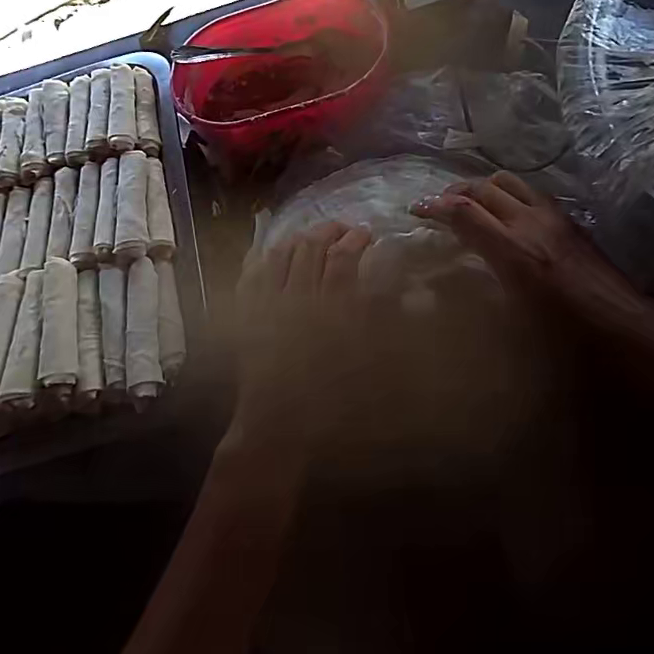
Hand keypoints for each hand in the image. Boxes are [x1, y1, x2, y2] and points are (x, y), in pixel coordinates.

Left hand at [228, 222, 371, 452]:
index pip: (345, 257)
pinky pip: (251, 269)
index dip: (357, 239)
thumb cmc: (331, 401)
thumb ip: (385, 321)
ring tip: (313, 238)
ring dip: (300, 237)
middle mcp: (298, 296)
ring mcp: (267, 300)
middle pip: (311, 245)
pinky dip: (264, 254)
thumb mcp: (372, 364)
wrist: (278, 424)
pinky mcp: (246, 310)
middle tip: (344, 230)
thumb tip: (407, 290)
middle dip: (330, 230)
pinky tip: (274, 252)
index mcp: (332, 309)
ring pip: (281, 250)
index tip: (368, 235)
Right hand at [412, 171, 650, 331]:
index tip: (415, 209)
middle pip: (482, 188)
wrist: (623, 324)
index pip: (464, 211)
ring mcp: (552, 217)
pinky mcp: (567, 219)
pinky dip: (506, 194)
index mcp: (513, 250)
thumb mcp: (512, 313)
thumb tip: (451, 273)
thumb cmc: (564, 332)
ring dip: (481, 187)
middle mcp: (530, 223)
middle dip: (453, 192)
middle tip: (437, 206)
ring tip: (468, 204)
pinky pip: (528, 192)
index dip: (434, 206)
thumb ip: (482, 281)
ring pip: (507, 181)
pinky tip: (503, 214)